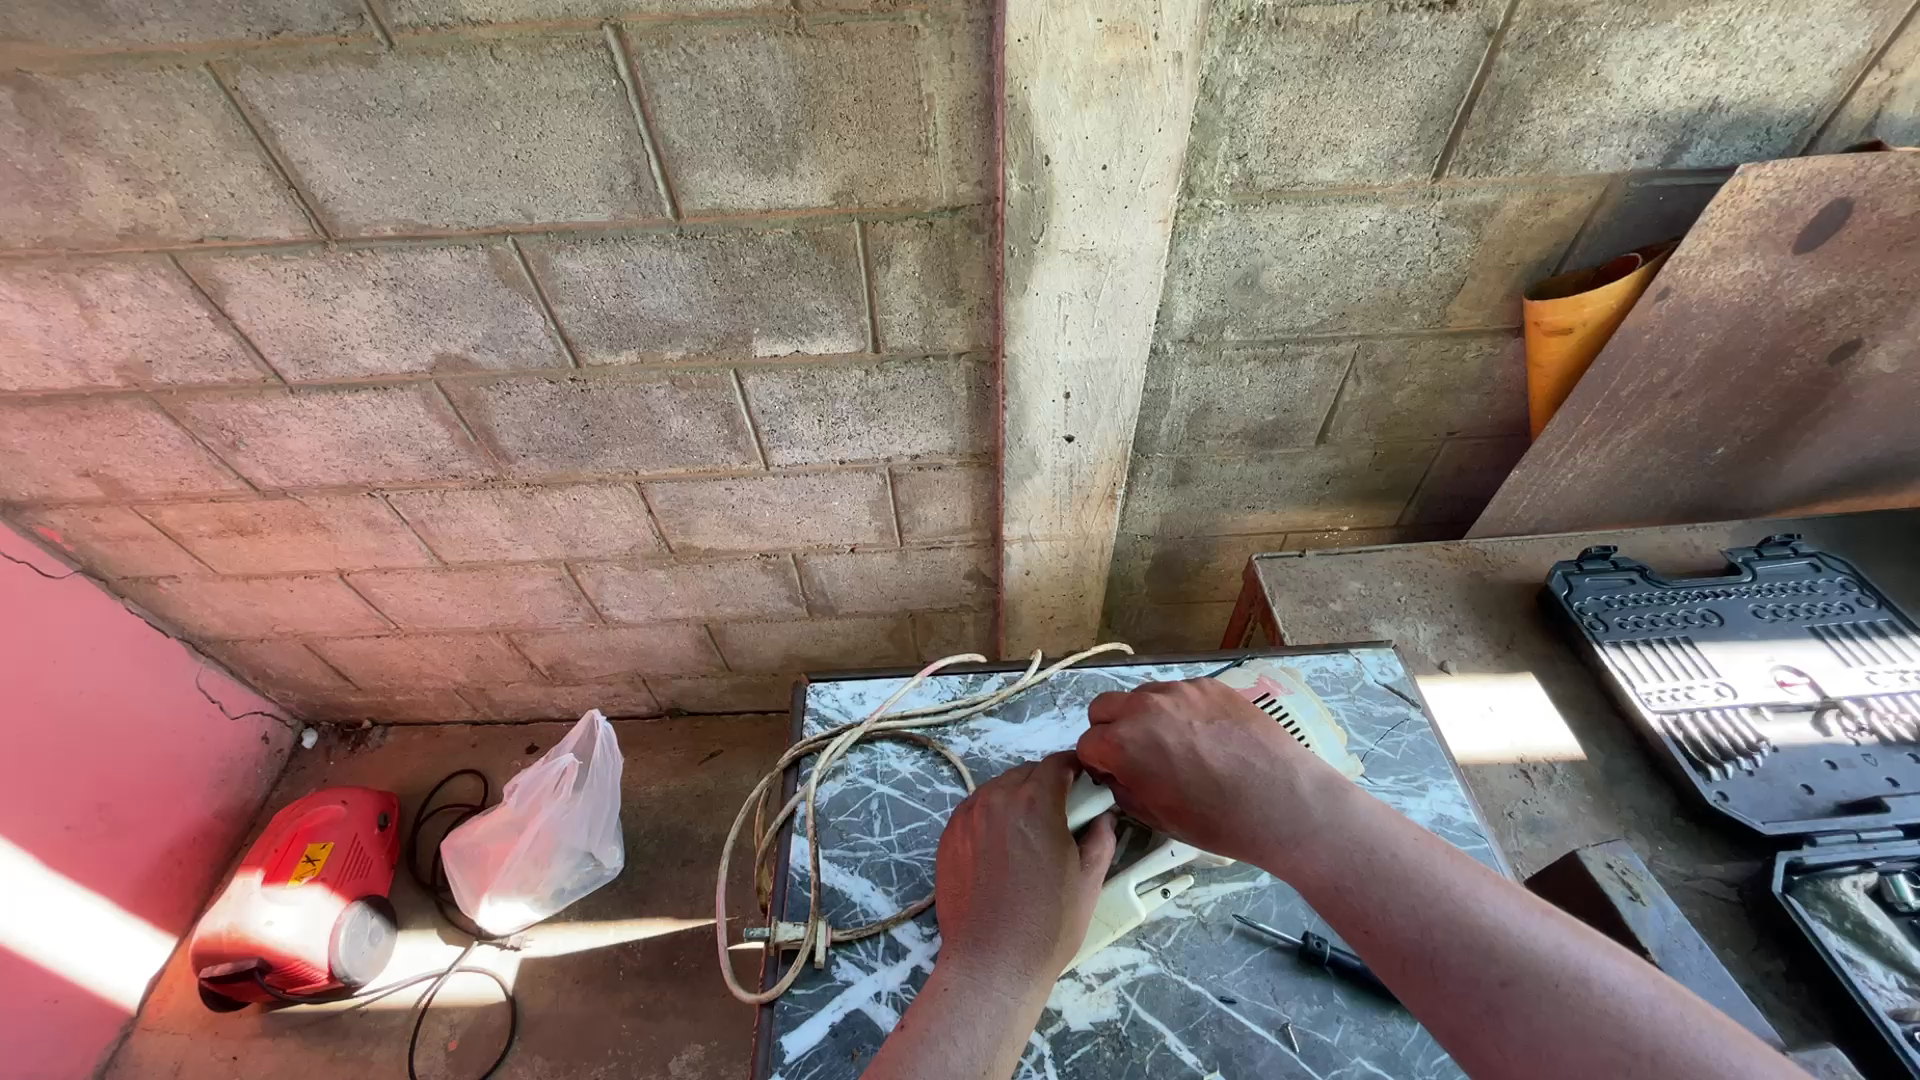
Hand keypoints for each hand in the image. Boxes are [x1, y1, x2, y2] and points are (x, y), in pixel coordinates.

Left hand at [933, 751, 1116, 987]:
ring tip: (1031, 833)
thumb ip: (1101, 837)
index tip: (1083, 781)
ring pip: (999, 789)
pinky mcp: (949, 835)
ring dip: (1018, 798)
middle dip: (1047, 785)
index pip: (1058, 764)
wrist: (991, 963)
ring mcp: (968, 816)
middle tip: (1062, 814)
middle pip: (1027, 773)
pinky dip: (992, 815)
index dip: (1075, 769)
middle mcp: (997, 799)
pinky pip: (976, 809)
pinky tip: (1003, 845)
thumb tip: (1103, 817)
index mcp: (1035, 803)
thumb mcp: (1089, 880)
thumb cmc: (1046, 925)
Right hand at [1077, 678, 1349, 871]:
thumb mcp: (1157, 818)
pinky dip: (1181, 710)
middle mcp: (1143, 708)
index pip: (1086, 744)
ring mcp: (1178, 691)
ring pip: (1141, 696)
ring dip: (1144, 717)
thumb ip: (1124, 790)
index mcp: (1122, 744)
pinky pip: (1179, 693)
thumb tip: (1117, 775)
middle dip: (1110, 731)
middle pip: (1103, 708)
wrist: (1286, 803)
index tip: (1113, 776)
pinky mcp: (1209, 685)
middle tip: (1136, 755)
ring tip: (1176, 745)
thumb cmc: (1219, 821)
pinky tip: (1207, 736)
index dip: (1097, 764)